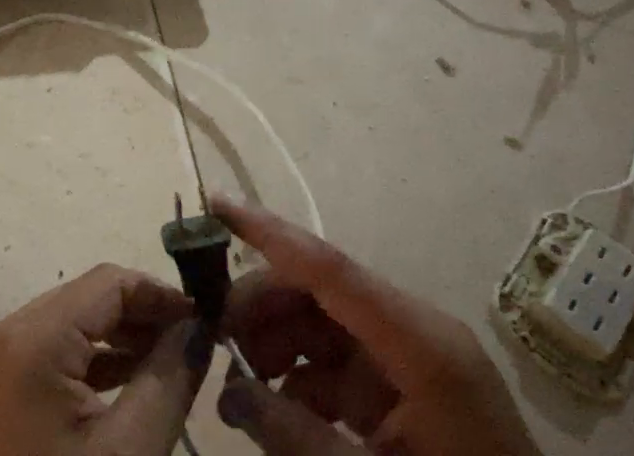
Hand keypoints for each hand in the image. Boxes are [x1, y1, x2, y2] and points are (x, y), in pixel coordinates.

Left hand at [0, 263, 214, 455]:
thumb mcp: (132, 445)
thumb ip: (170, 375)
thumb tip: (200, 325)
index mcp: (34, 336)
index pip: (109, 283)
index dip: (163, 294)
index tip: (211, 319)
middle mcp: (11, 330)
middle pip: (91, 298)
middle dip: (148, 315)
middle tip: (201, 343)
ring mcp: (4, 356)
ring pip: (78, 322)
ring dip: (128, 336)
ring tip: (180, 362)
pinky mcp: (8, 381)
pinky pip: (61, 349)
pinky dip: (102, 358)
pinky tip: (142, 379)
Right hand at [213, 195, 539, 455]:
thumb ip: (296, 437)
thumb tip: (228, 393)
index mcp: (421, 344)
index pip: (330, 268)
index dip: (268, 231)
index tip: (214, 202)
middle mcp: (415, 333)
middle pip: (318, 292)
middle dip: (260, 309)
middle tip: (213, 340)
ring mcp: (411, 359)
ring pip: (320, 323)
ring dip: (274, 345)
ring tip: (241, 387)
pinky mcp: (406, 387)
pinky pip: (336, 361)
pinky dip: (298, 379)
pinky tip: (275, 412)